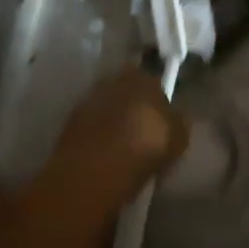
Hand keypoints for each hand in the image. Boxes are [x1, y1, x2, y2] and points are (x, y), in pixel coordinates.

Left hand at [42, 66, 189, 208]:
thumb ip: (178, 123)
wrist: (92, 171)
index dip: (159, 104)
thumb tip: (173, 120)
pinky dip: (98, 136)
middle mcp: (114, 79)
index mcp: (142, 77)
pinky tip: (105, 156)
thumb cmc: (143, 149)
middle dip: (135, 109)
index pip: (154, 84)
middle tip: (144, 136)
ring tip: (123, 149)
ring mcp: (89, 98)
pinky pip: (93, 125)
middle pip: (129, 93)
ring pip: (109, 107)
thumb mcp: (178, 139)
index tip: (162, 125)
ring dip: (115, 121)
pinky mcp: (70, 121)